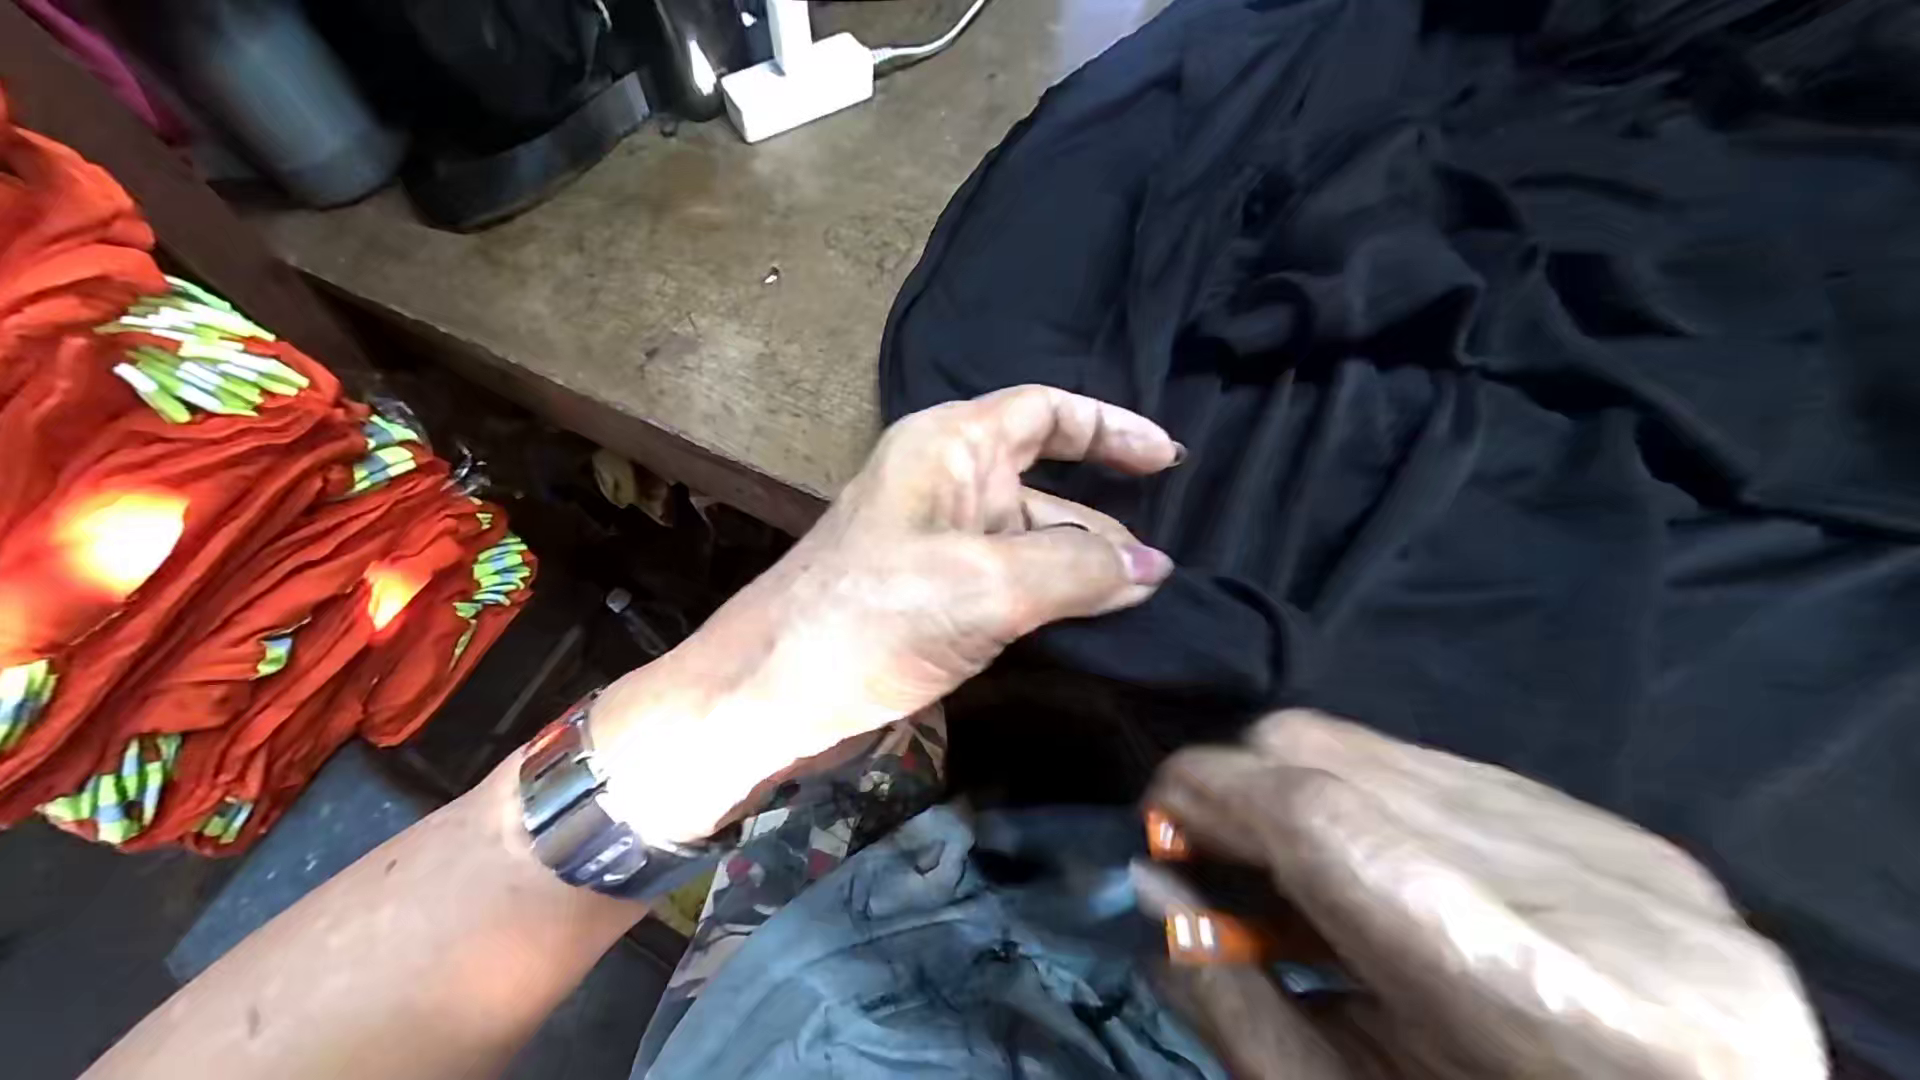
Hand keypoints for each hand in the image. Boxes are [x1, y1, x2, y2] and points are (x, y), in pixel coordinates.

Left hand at [591, 385, 1181, 842]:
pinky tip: (1092, 621)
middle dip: (1104, 522)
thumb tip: (1153, 567)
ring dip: (1082, 567)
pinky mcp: (933, 592)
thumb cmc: (869, 620)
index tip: (1169, 460)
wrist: (768, 694)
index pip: (1046, 412)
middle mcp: (946, 483)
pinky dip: (1051, 596)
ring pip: (1031, 539)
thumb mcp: (984, 585)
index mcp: (949, 447)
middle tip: (1162, 569)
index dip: (1111, 427)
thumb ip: (1076, 569)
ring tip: (1143, 600)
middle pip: (1046, 484)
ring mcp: (938, 542)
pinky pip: (1010, 579)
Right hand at [1147, 711, 1825, 1079]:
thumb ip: (1231, 997)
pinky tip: (1364, 866)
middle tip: (1204, 846)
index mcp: (1551, 1015)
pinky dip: (1354, 799)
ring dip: (1287, 788)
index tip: (1155, 818)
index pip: (1324, 822)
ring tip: (1280, 863)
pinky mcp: (1611, 828)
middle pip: (1334, 756)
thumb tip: (1150, 879)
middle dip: (1236, 785)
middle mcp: (1597, 895)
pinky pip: (1422, 768)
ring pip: (1370, 748)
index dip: (1212, 795)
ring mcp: (1611, 846)